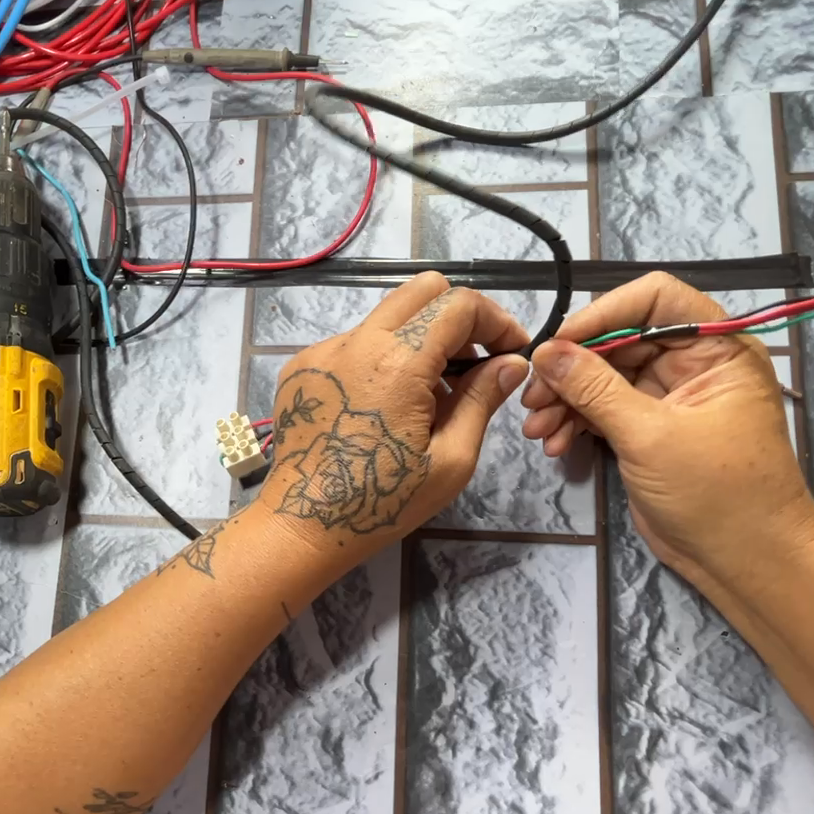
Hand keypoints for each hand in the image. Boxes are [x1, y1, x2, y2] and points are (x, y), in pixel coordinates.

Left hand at [257, 272, 528, 569]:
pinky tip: (384, 407)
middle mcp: (357, 342)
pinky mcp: (302, 368)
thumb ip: (482, 401)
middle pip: (421, 290)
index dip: (496, 320)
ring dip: (420, 339)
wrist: (302, 523)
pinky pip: (354, 344)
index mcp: (398, 362)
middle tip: (474, 363)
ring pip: (386, 317)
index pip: (458, 305)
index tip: (511, 351)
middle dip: (459, 316)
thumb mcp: (449, 459)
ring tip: (430, 396)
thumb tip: (511, 363)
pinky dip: (381, 359)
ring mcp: (323, 352)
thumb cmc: (381, 500)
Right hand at [518, 272, 813, 583]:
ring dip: (564, 401)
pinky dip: (574, 424)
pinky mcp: (645, 430)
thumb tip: (545, 351)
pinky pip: (600, 411)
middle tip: (532, 398)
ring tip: (536, 431)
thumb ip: (594, 389)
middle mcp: (690, 364)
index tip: (557, 346)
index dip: (602, 315)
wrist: (742, 559)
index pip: (655, 299)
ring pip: (601, 379)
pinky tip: (555, 445)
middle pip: (617, 341)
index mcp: (715, 348)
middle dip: (571, 369)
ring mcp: (665, 398)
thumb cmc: (717, 492)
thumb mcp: (649, 435)